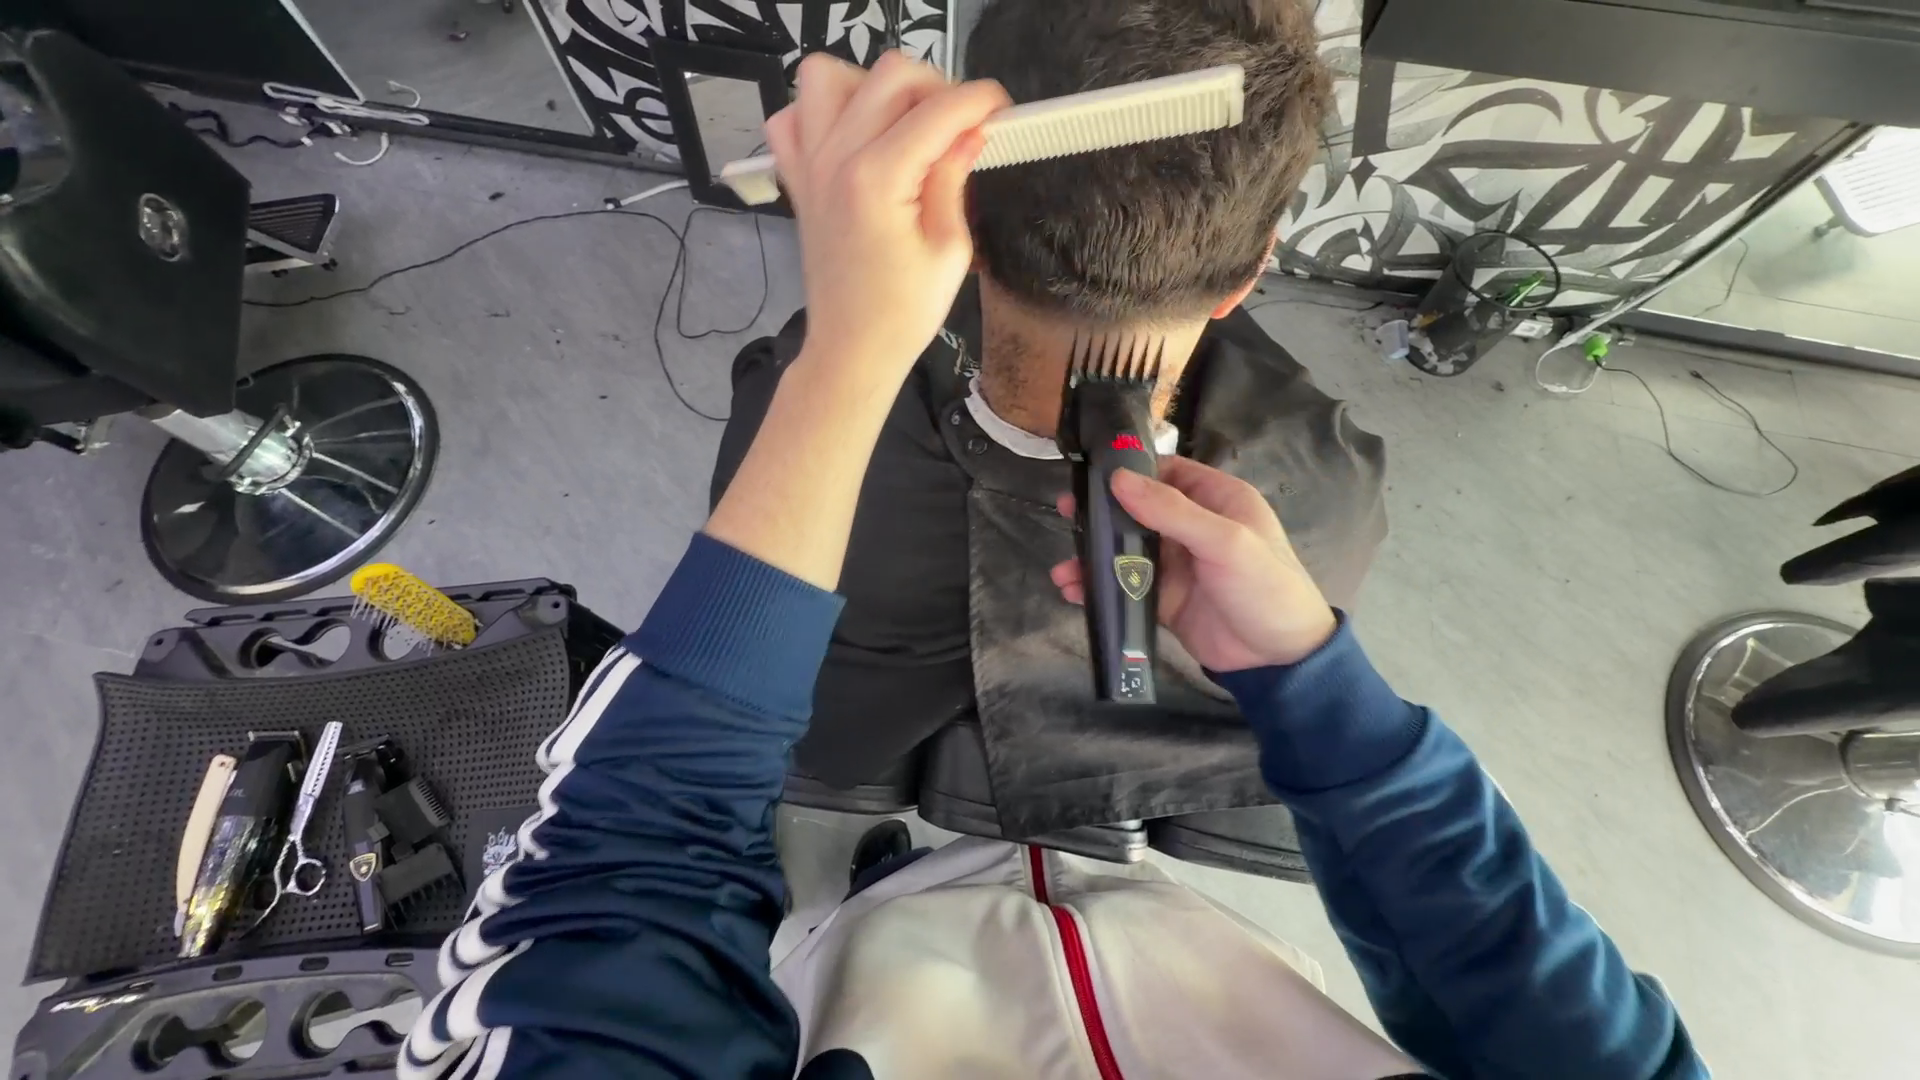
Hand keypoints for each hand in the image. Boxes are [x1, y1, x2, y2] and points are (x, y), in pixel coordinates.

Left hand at [764, 51, 1008, 381]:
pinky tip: (851, 138)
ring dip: (872, 87)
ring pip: (830, 77)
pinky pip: (792, 118)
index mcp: (878, 178)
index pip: (939, 110)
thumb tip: (970, 132)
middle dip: (936, 88)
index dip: (981, 101)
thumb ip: (954, 179)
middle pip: (890, 76)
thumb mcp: (949, 250)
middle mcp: (836, 157)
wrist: (852, 349)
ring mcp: (809, 165)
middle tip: (959, 127)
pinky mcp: (798, 180)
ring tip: (902, 124)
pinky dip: (820, 113)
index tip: (1003, 111)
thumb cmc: (905, 314)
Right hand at [1050, 457, 1337, 671]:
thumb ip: (1171, 510)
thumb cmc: (1263, 586)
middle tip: (1067, 514)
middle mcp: (1193, 526)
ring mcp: (1177, 564)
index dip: (1132, 471)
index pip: (1167, 472)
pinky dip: (1100, 587)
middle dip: (1101, 515)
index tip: (1092, 476)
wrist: (1279, 659)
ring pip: (1126, 550)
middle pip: (1138, 510)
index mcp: (1217, 500)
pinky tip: (1075, 592)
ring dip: (1094, 557)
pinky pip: (1125, 585)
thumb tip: (1119, 479)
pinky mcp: (1164, 598)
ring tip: (1064, 569)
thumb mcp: (1224, 541)